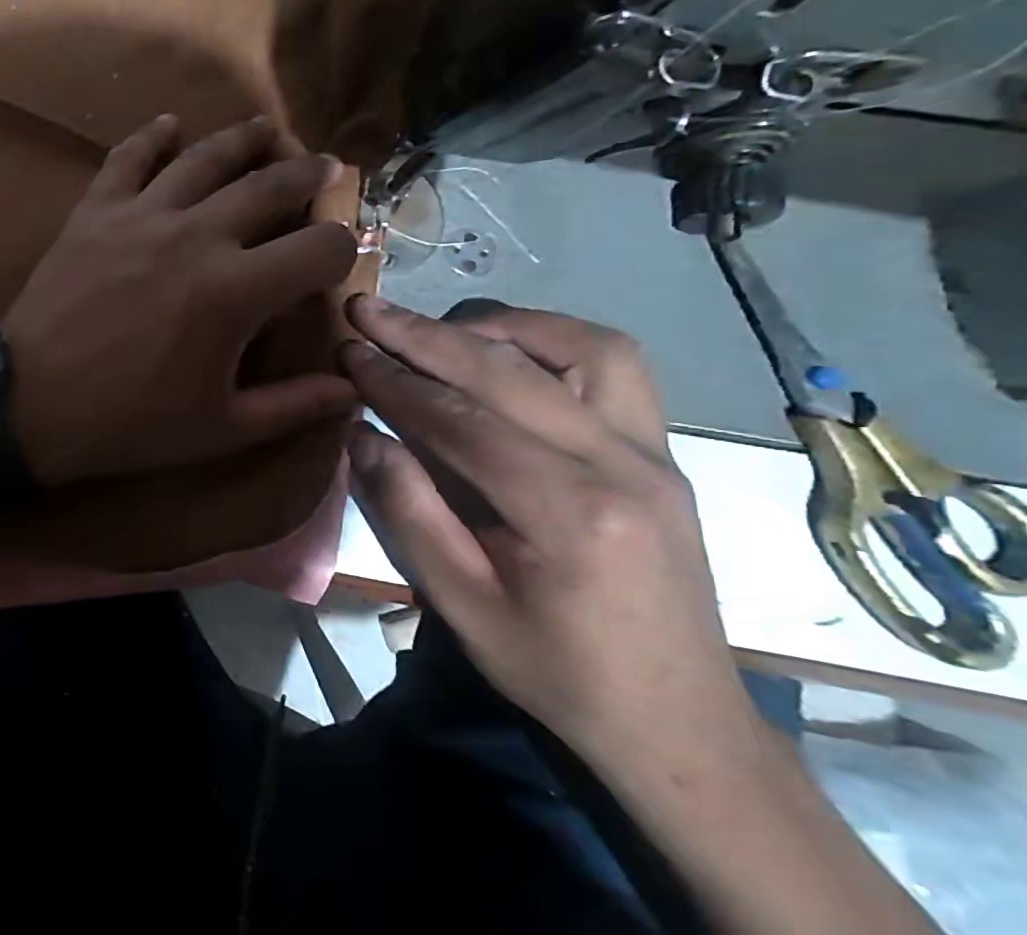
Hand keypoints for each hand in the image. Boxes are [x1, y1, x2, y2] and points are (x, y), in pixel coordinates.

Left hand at [3, 115, 358, 485]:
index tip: (341, 256)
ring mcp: (143, 215)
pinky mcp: (96, 211)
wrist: (32, 407)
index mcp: (238, 291)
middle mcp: (199, 236)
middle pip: (270, 186)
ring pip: (206, 158)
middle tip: (324, 167)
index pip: (318, 248)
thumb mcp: (224, 428)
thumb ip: (294, 405)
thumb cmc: (133, 423)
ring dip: (245, 140)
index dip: (342, 248)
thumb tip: (353, 391)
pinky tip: (170, 124)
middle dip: (308, 176)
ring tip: (268, 130)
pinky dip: (153, 137)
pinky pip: (129, 158)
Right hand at [340, 296, 755, 763]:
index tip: (351, 350)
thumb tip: (363, 437)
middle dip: (429, 336)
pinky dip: (556, 342)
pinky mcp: (665, 452)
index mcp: (570, 513)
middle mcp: (622, 462)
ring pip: (582, 345)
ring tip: (442, 328)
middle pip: (511, 372)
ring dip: (503, 326)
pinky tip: (514, 354)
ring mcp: (655, 450)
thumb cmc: (560, 674)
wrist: (675, 717)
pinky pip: (618, 367)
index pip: (464, 421)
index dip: (398, 382)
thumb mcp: (466, 610)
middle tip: (370, 310)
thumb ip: (412, 516)